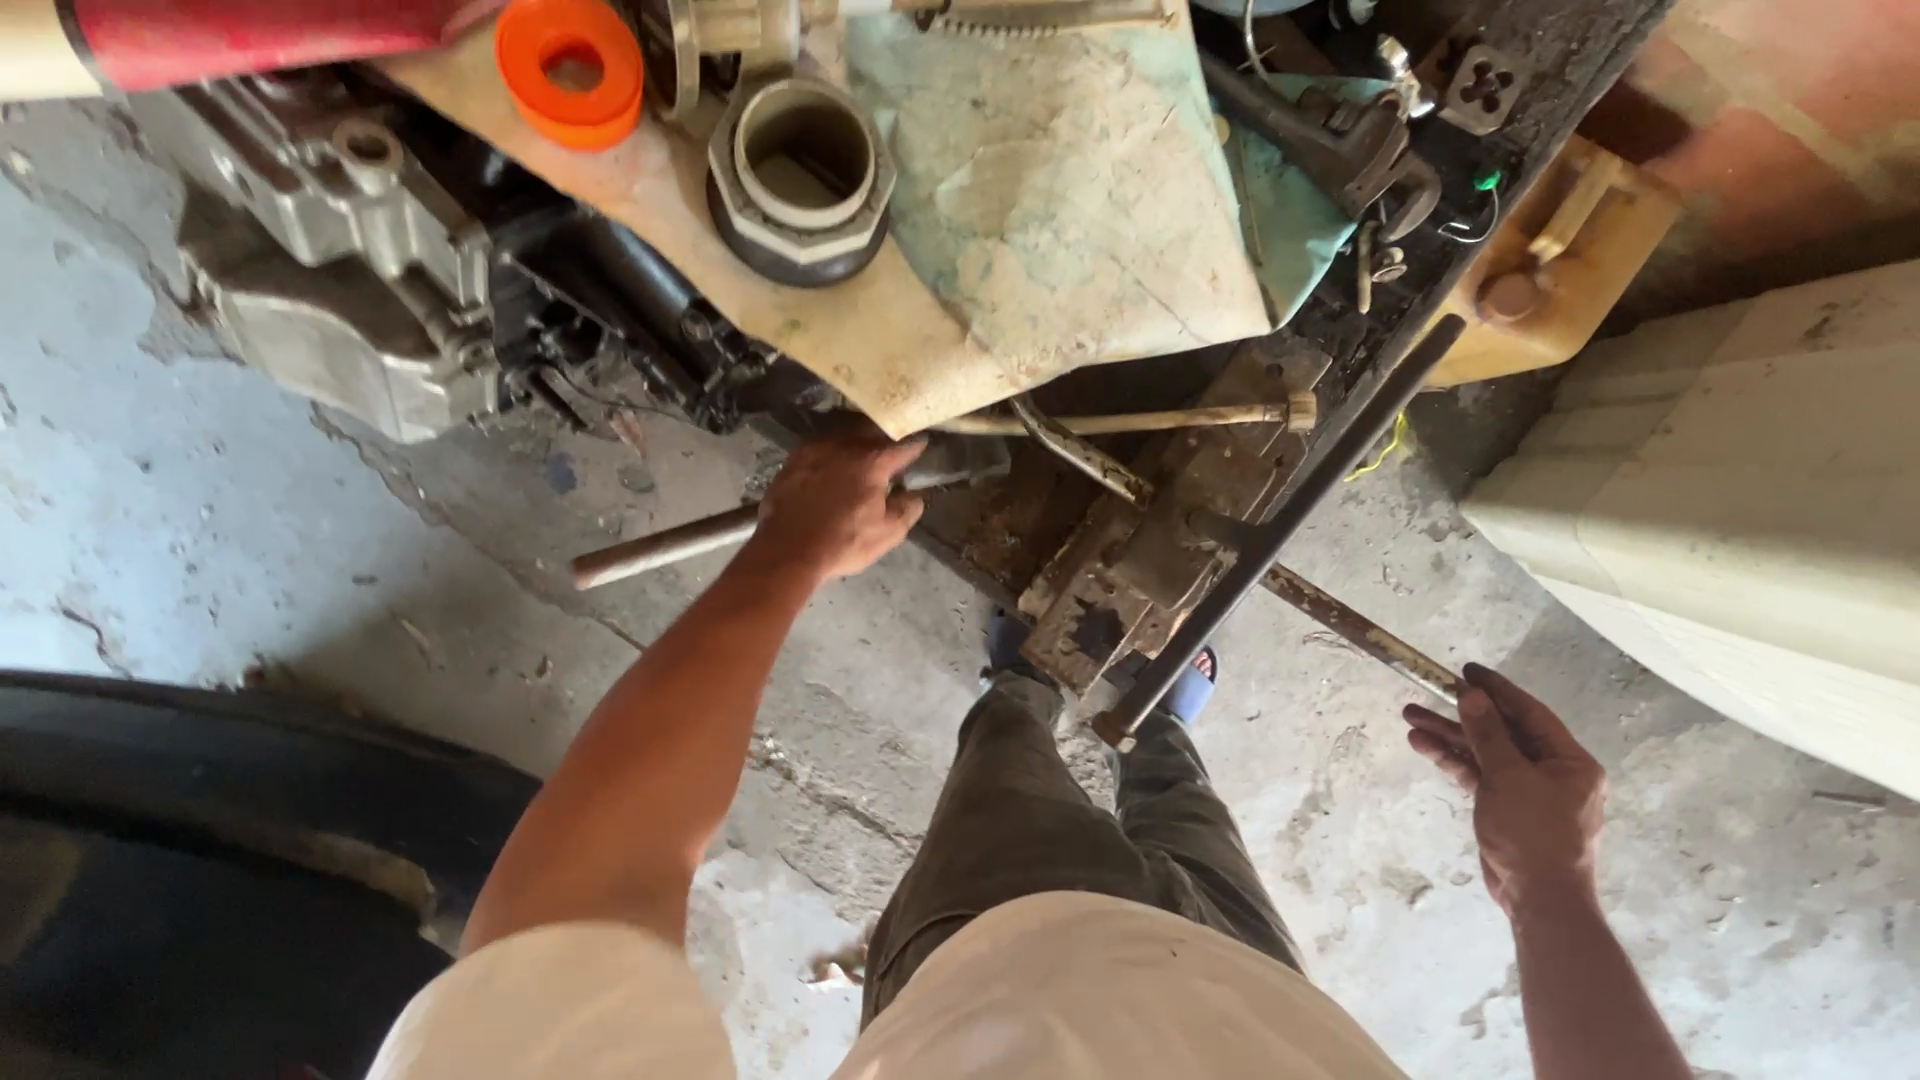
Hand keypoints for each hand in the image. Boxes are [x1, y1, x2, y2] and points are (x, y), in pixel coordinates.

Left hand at [746, 432, 926, 581]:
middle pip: (871, 431)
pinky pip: (820, 444)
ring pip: (843, 433)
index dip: (915, 446)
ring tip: (862, 449)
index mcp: (873, 464)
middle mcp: (845, 447)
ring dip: (856, 438)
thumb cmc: (842, 544)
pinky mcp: (794, 459)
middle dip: (884, 437)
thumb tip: (914, 495)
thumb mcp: (887, 534)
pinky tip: (832, 461)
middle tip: (891, 447)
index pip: (902, 447)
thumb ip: (906, 510)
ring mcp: (816, 450)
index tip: (921, 444)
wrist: (787, 550)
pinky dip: (831, 449)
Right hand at [1403, 663, 1605, 914]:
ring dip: (1449, 735)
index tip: (1467, 671)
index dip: (1497, 690)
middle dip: (1461, 714)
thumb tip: (1471, 695)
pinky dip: (1452, 760)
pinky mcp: (1505, 806)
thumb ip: (1488, 733)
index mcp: (1569, 761)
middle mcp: (1551, 771)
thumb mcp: (1509, 777)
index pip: (1530, 714)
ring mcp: (1527, 789)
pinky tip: (1423, 746)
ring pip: (1483, 752)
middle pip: (1501, 731)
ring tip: (1410, 717)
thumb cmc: (1534, 833)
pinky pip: (1477, 774)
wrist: (1539, 897)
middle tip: (1427, 692)